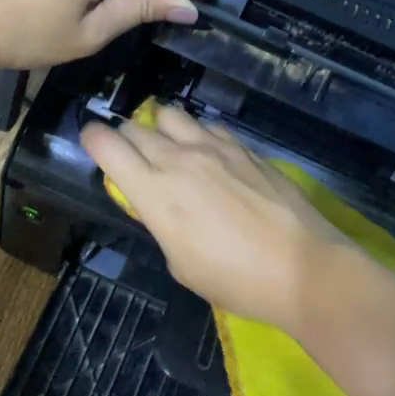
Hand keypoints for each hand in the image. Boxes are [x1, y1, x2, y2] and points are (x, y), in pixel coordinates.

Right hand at [81, 103, 362, 333]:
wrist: (302, 267)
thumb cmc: (235, 280)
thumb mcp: (181, 264)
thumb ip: (162, 225)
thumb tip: (162, 205)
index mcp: (154, 192)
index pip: (106, 145)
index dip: (92, 140)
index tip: (93, 145)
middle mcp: (179, 158)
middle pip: (136, 127)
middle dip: (125, 137)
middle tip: (131, 155)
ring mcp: (215, 147)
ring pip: (172, 115)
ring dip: (161, 128)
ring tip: (170, 147)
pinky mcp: (245, 147)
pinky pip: (209, 126)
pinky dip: (198, 135)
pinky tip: (210, 155)